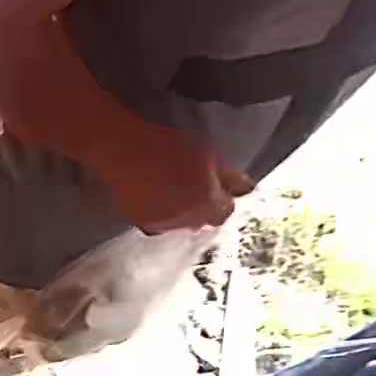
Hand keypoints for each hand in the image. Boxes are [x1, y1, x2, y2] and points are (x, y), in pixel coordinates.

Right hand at [100, 125, 252, 233]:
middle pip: (198, 223)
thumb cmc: (175, 150)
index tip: (218, 190)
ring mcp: (157, 224)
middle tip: (194, 191)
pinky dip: (156, 213)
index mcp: (207, 205)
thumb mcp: (213, 156)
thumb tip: (245, 190)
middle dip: (199, 210)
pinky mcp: (136, 222)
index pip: (224, 213)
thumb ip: (230, 178)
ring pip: (174, 225)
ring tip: (171, 193)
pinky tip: (152, 197)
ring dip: (177, 213)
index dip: (222, 201)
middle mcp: (183, 222)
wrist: (129, 157)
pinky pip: (152, 222)